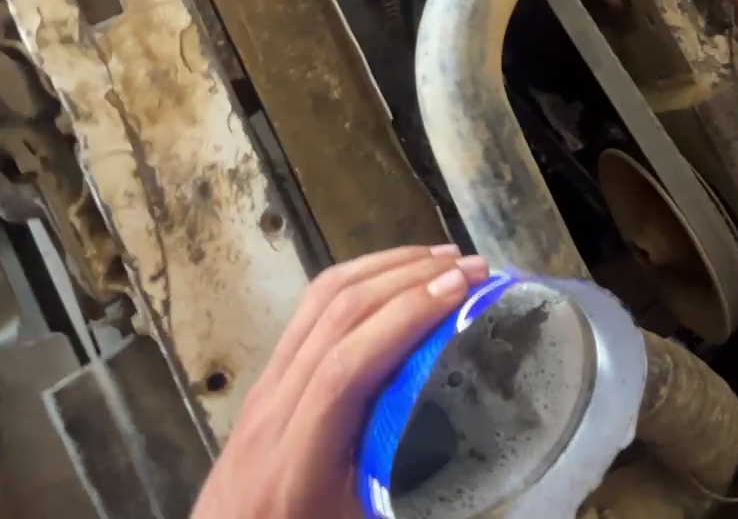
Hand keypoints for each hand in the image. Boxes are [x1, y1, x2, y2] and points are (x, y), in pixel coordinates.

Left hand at [193, 244, 489, 518]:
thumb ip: (408, 479)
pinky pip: (312, 306)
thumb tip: (472, 430)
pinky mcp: (267, 372)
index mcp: (296, 464)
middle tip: (471, 267)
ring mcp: (265, 384)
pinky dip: (363, 275)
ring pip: (323, 298)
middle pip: (338, 316)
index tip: (461, 290)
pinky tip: (397, 271)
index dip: (405, 317)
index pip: (347, 367)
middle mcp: (274, 411)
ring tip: (443, 257)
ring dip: (389, 265)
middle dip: (410, 278)